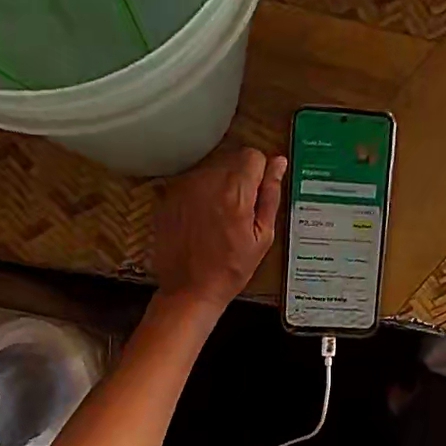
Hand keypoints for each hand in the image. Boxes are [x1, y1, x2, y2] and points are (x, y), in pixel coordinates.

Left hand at [152, 146, 286, 310]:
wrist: (189, 289)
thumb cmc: (230, 269)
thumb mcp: (262, 236)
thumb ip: (270, 195)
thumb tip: (278, 164)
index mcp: (235, 191)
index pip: (253, 155)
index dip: (259, 174)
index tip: (256, 196)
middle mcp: (207, 181)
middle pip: (230, 159)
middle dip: (238, 180)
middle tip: (238, 214)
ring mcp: (184, 188)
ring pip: (210, 170)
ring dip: (218, 186)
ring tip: (218, 219)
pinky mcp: (168, 197)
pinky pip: (191, 183)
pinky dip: (198, 195)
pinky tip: (200, 221)